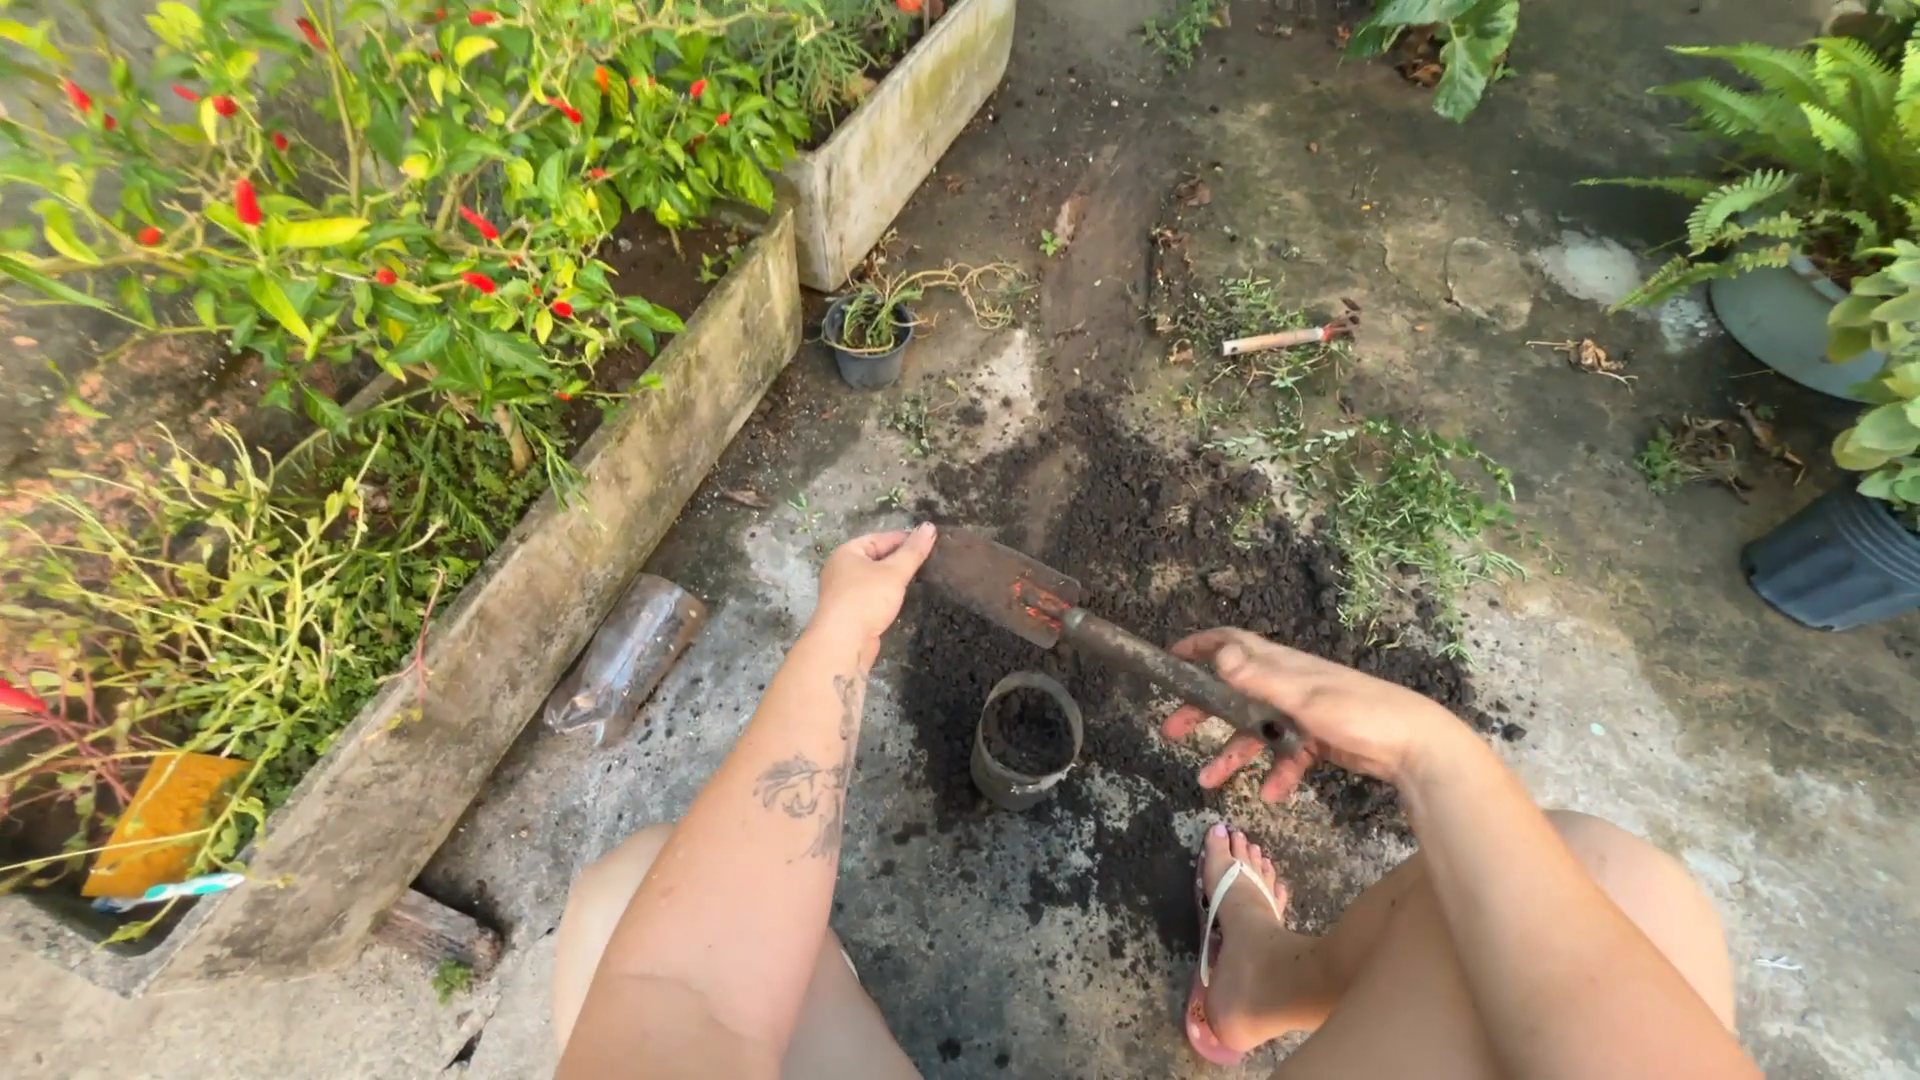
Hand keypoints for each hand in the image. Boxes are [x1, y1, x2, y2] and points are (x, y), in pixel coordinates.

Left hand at [810, 524, 937, 660]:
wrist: (842, 642)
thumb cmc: (866, 599)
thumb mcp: (894, 572)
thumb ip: (913, 551)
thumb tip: (929, 526)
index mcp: (847, 552)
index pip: (880, 538)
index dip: (904, 538)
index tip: (928, 542)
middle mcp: (841, 569)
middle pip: (876, 557)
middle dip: (899, 559)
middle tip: (927, 560)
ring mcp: (844, 591)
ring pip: (874, 578)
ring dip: (893, 578)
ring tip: (919, 577)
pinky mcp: (849, 611)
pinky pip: (872, 595)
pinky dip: (886, 594)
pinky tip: (901, 598)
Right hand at [1160, 628, 1477, 800]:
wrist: (1417, 744)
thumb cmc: (1358, 710)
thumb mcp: (1303, 695)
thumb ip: (1259, 677)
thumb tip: (1219, 655)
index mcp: (1278, 666)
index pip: (1231, 644)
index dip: (1200, 646)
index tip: (1171, 657)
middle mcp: (1284, 685)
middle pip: (1232, 692)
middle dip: (1201, 710)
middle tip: (1172, 729)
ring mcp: (1300, 714)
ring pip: (1255, 732)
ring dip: (1231, 754)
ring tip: (1207, 780)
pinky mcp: (1316, 740)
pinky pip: (1286, 755)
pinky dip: (1277, 774)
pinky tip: (1273, 795)